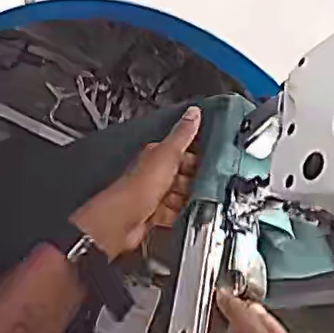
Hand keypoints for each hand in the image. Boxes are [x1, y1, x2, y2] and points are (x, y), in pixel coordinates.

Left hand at [69, 106, 200, 257]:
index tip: (211, 163)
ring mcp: (155, 195)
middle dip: (195, 181)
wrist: (122, 221)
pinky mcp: (155, 215)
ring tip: (190, 201)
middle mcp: (155, 174)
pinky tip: (182, 214)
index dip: (198, 158)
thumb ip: (182, 135)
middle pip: (184, 175)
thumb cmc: (138, 187)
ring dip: (188, 199)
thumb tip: (193, 112)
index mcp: (157, 155)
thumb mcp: (167, 155)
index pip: (183, 152)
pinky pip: (174, 213)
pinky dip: (179, 214)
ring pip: (181, 195)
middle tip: (201, 185)